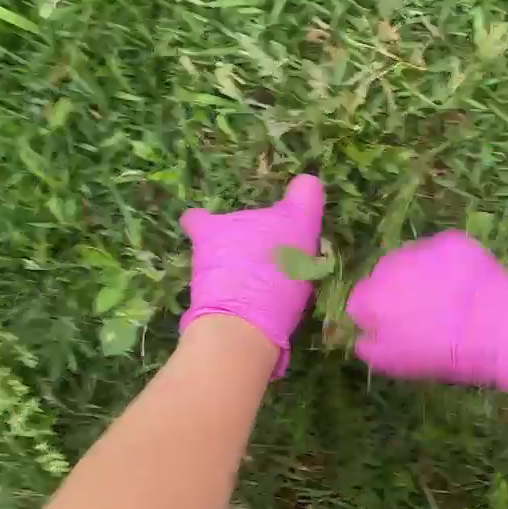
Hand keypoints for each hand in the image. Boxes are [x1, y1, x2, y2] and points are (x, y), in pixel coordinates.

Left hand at [179, 174, 324, 378]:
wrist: (246, 328)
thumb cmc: (270, 267)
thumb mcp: (297, 224)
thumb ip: (303, 199)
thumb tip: (308, 180)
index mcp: (214, 230)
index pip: (200, 219)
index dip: (205, 220)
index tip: (211, 223)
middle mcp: (204, 259)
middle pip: (218, 249)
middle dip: (235, 252)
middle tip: (262, 260)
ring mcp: (208, 294)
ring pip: (227, 279)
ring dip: (243, 282)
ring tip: (272, 289)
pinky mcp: (220, 324)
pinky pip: (237, 309)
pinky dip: (250, 309)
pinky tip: (274, 314)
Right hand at [346, 231, 507, 407]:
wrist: (497, 328)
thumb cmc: (444, 354)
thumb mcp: (397, 364)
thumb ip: (370, 348)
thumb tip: (364, 336)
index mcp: (371, 299)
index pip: (359, 302)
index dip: (377, 315)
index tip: (396, 327)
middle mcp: (389, 267)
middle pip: (384, 275)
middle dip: (398, 289)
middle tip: (425, 311)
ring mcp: (421, 249)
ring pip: (412, 259)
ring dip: (421, 273)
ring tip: (448, 296)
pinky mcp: (451, 240)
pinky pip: (442, 251)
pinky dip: (449, 264)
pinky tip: (466, 283)